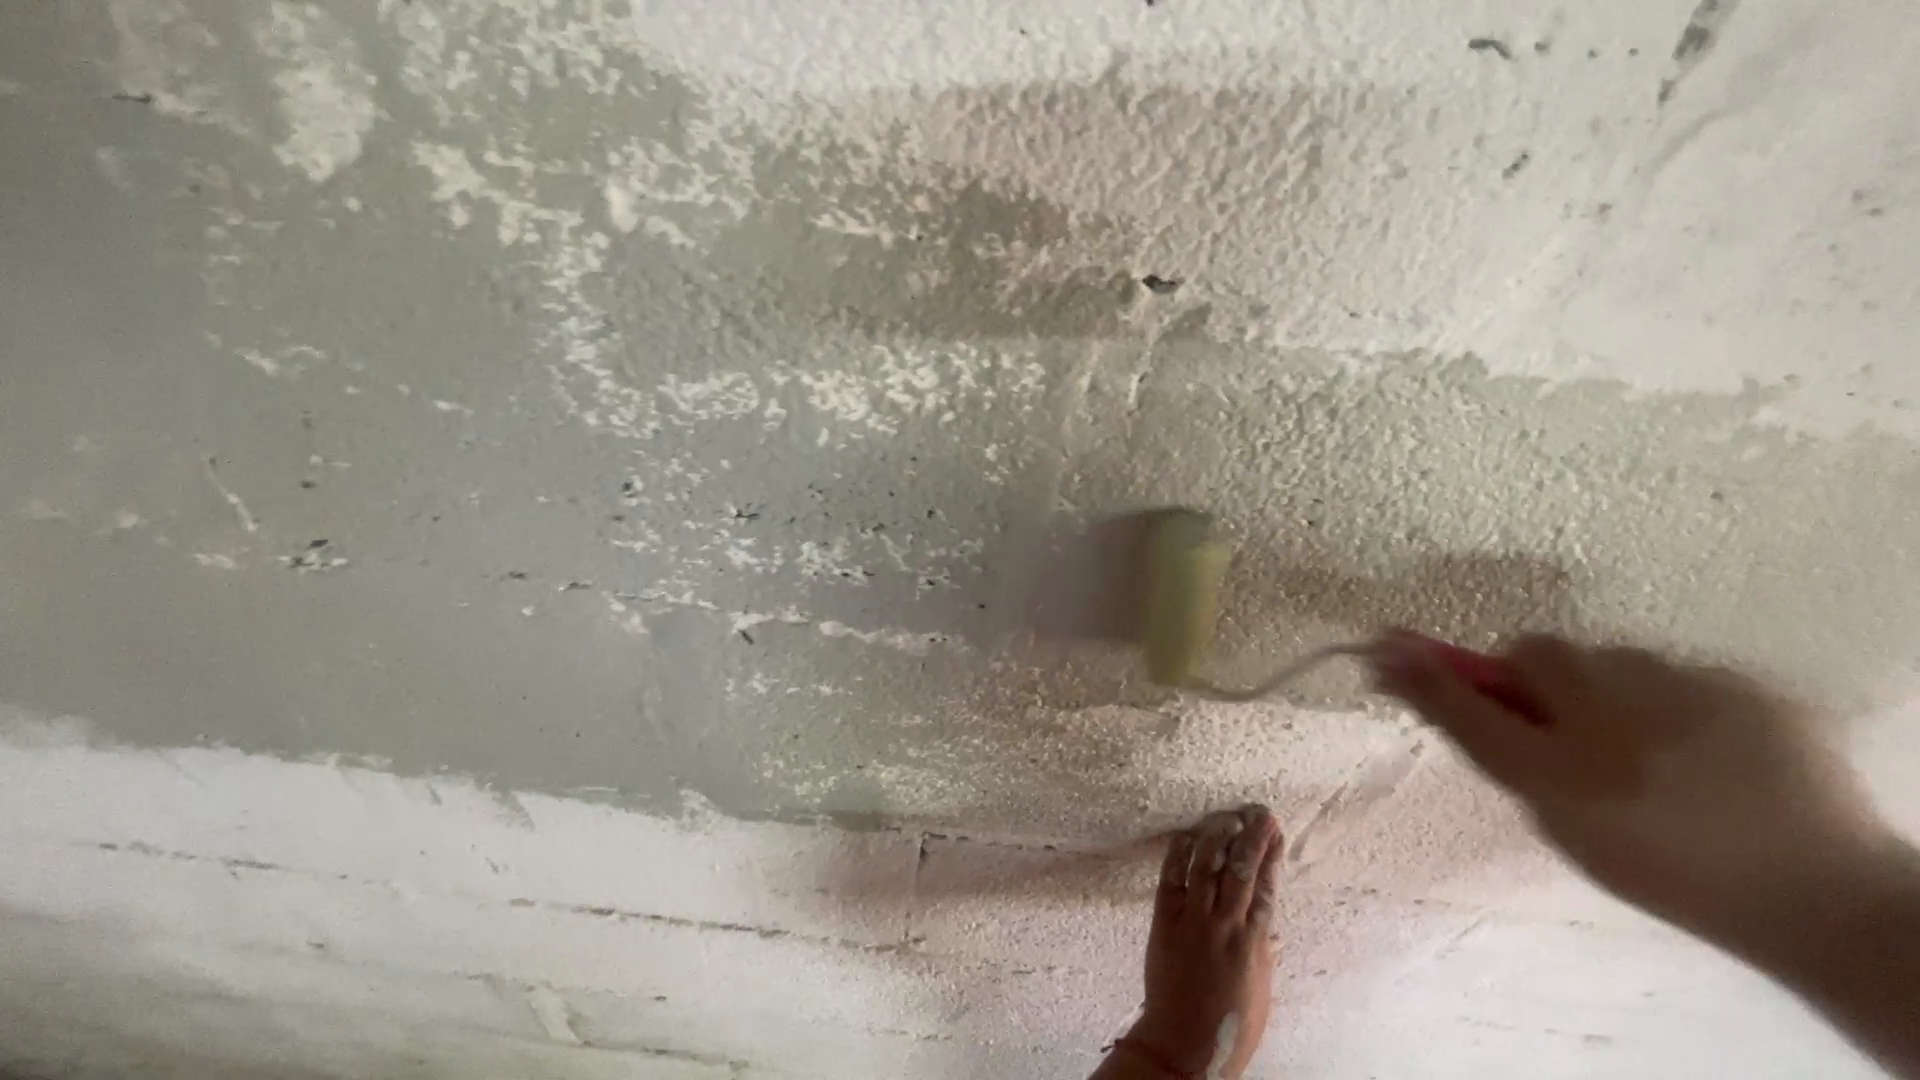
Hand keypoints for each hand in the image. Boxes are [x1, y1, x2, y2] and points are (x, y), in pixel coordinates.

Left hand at [1126, 806, 1281, 1078]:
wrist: (1183, 1044)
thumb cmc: (1230, 1025)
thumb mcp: (1260, 987)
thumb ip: (1262, 951)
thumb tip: (1268, 925)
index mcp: (1252, 942)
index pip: (1266, 887)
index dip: (1271, 856)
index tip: (1276, 831)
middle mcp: (1223, 925)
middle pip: (1239, 869)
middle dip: (1251, 837)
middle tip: (1259, 812)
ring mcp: (1192, 920)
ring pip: (1205, 865)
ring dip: (1217, 836)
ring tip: (1226, 817)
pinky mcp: (1164, 921)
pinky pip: (1171, 878)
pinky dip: (1180, 854)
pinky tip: (1188, 836)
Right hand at [1371, 632, 1886, 945]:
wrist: (1819, 896)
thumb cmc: (1664, 867)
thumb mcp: (1560, 821)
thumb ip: (1496, 748)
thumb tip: (1433, 689)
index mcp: (1566, 775)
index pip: (1468, 705)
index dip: (1421, 672)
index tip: (1378, 646)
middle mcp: (1619, 727)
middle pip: (1537, 652)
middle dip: (1528, 669)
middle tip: (1546, 710)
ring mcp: (1691, 699)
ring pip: (1606, 658)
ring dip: (1598, 683)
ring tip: (1632, 734)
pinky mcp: (1748, 688)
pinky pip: (1672, 668)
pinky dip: (1661, 693)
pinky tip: (1690, 738)